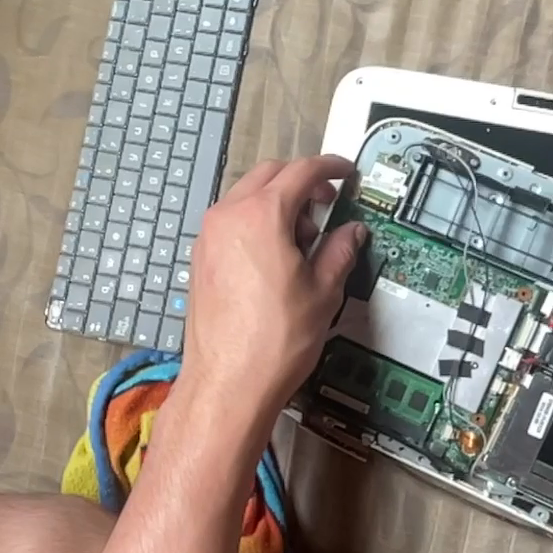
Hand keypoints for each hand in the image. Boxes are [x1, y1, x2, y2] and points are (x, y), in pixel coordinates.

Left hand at [173, 155, 368, 450]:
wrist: (227, 383)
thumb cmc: (275, 340)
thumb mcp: (323, 291)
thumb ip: (340, 250)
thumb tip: (352, 232)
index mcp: (260, 215)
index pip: (300, 172)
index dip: (329, 168)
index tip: (345, 172)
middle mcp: (227, 216)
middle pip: (268, 176)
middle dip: (301, 183)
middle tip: (328, 206)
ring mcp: (208, 237)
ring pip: (247, 197)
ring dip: (277, 202)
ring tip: (304, 239)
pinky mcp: (200, 258)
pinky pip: (231, 221)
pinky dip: (256, 222)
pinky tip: (276, 254)